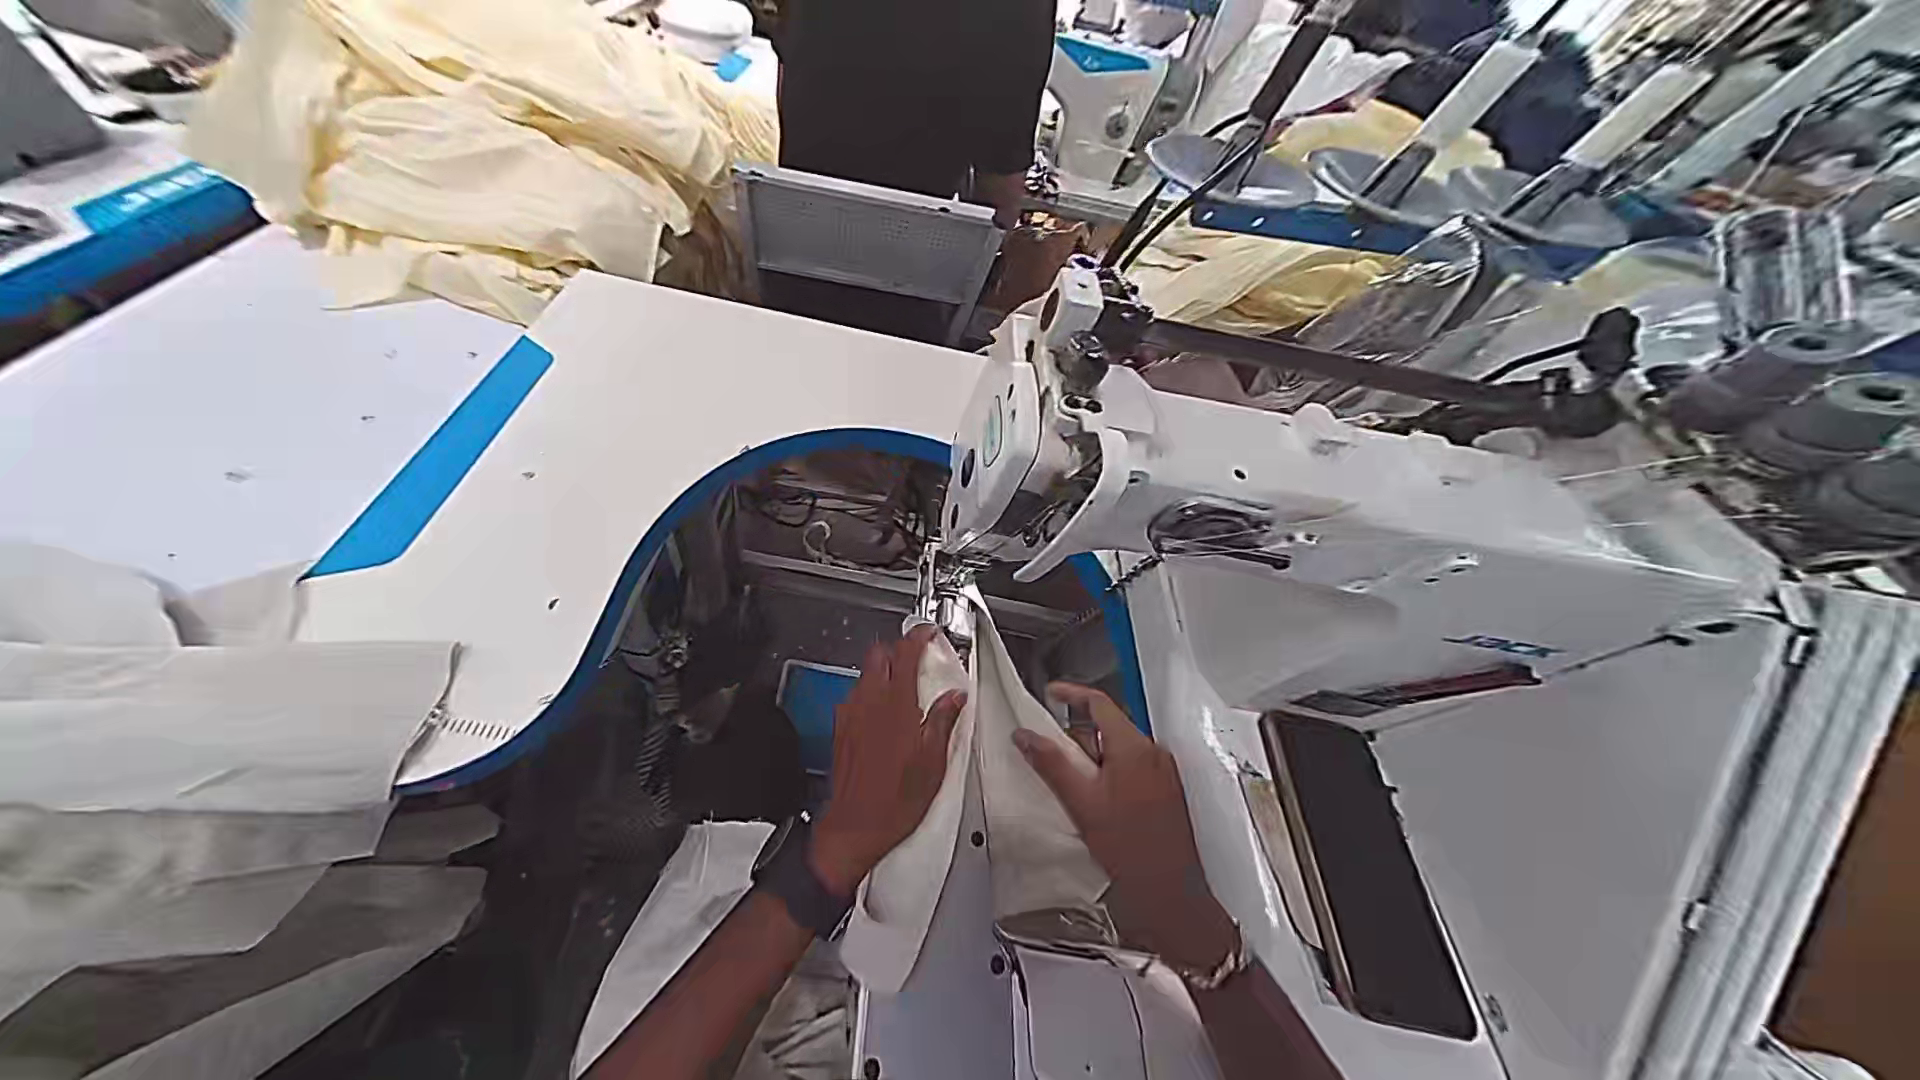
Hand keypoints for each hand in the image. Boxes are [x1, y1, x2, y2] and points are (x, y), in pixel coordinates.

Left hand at [811, 625, 965, 896]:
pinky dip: (873, 693)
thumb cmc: (894, 800)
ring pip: (867, 673)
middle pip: (880, 654)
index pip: (905, 652)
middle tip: (920, 661)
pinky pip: (857, 695)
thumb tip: (955, 698)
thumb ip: (944, 720)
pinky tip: (887, 716)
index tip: (929, 633)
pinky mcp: (842, 727)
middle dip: (900, 650)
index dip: (919, 636)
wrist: (855, 827)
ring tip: (907, 692)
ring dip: (886, 672)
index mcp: (897, 705)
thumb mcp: (934, 761)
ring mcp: (852, 713)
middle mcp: (869, 702)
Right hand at [1014, 683, 1235, 971]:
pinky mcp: (1166, 789)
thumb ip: (1050, 763)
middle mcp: (1152, 752)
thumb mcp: (1080, 802)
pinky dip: (1110, 773)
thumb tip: (1024, 735)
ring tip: (1080, 794)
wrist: (1170, 893)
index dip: (1072, 693)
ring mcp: (1162, 770)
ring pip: (1118, 748)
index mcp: (1133, 747)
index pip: (1099, 703)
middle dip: (1079, 739)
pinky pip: (1132, 765)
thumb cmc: (1128, 848)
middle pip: (1108, 726)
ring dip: (1094, 759)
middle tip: (1058, 763)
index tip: (1050, 693)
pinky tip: (1099, 803)